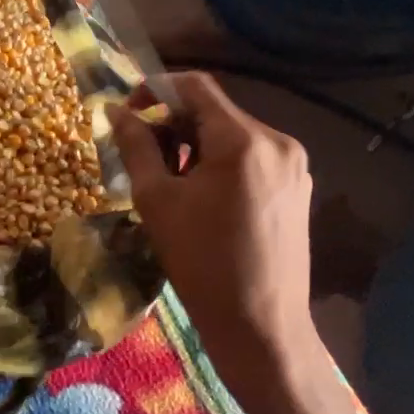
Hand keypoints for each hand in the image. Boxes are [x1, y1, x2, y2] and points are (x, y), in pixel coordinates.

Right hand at [110, 73, 316, 369]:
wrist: (262, 327)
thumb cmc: (202, 261)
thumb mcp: (156, 198)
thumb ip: (136, 145)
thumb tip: (116, 110)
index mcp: (243, 140)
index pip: (195, 86)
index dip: (156, 89)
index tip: (129, 113)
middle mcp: (277, 142)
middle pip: (213, 111)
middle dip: (173, 124)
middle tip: (142, 156)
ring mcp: (293, 166)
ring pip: (230, 134)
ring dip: (194, 145)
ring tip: (170, 182)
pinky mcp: (297, 188)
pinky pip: (250, 157)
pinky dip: (218, 162)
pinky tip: (201, 197)